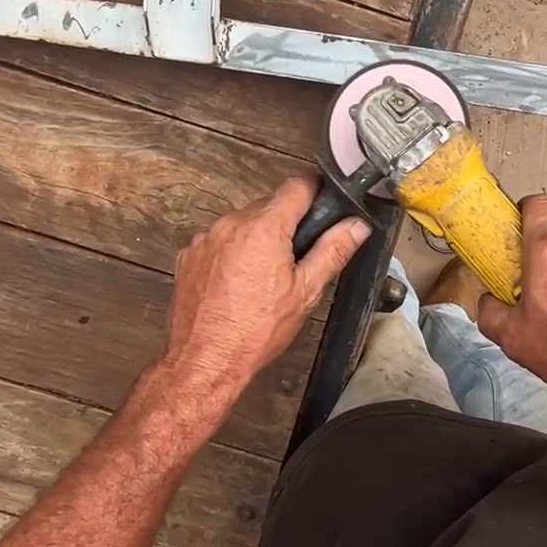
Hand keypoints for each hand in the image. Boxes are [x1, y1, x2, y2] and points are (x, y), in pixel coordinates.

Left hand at [162, 177, 369, 399]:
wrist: (205, 360)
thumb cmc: (253, 331)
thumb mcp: (305, 291)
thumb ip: (333, 251)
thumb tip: (356, 226)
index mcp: (265, 228)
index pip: (297, 186)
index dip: (315, 190)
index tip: (323, 199)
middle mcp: (231, 225)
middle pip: (269, 206)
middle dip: (285, 225)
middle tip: (296, 258)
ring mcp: (206, 239)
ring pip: (243, 224)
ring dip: (257, 239)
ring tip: (264, 278)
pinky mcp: (190, 255)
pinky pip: (219, 241)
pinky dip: (231, 253)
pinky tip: (238, 284)